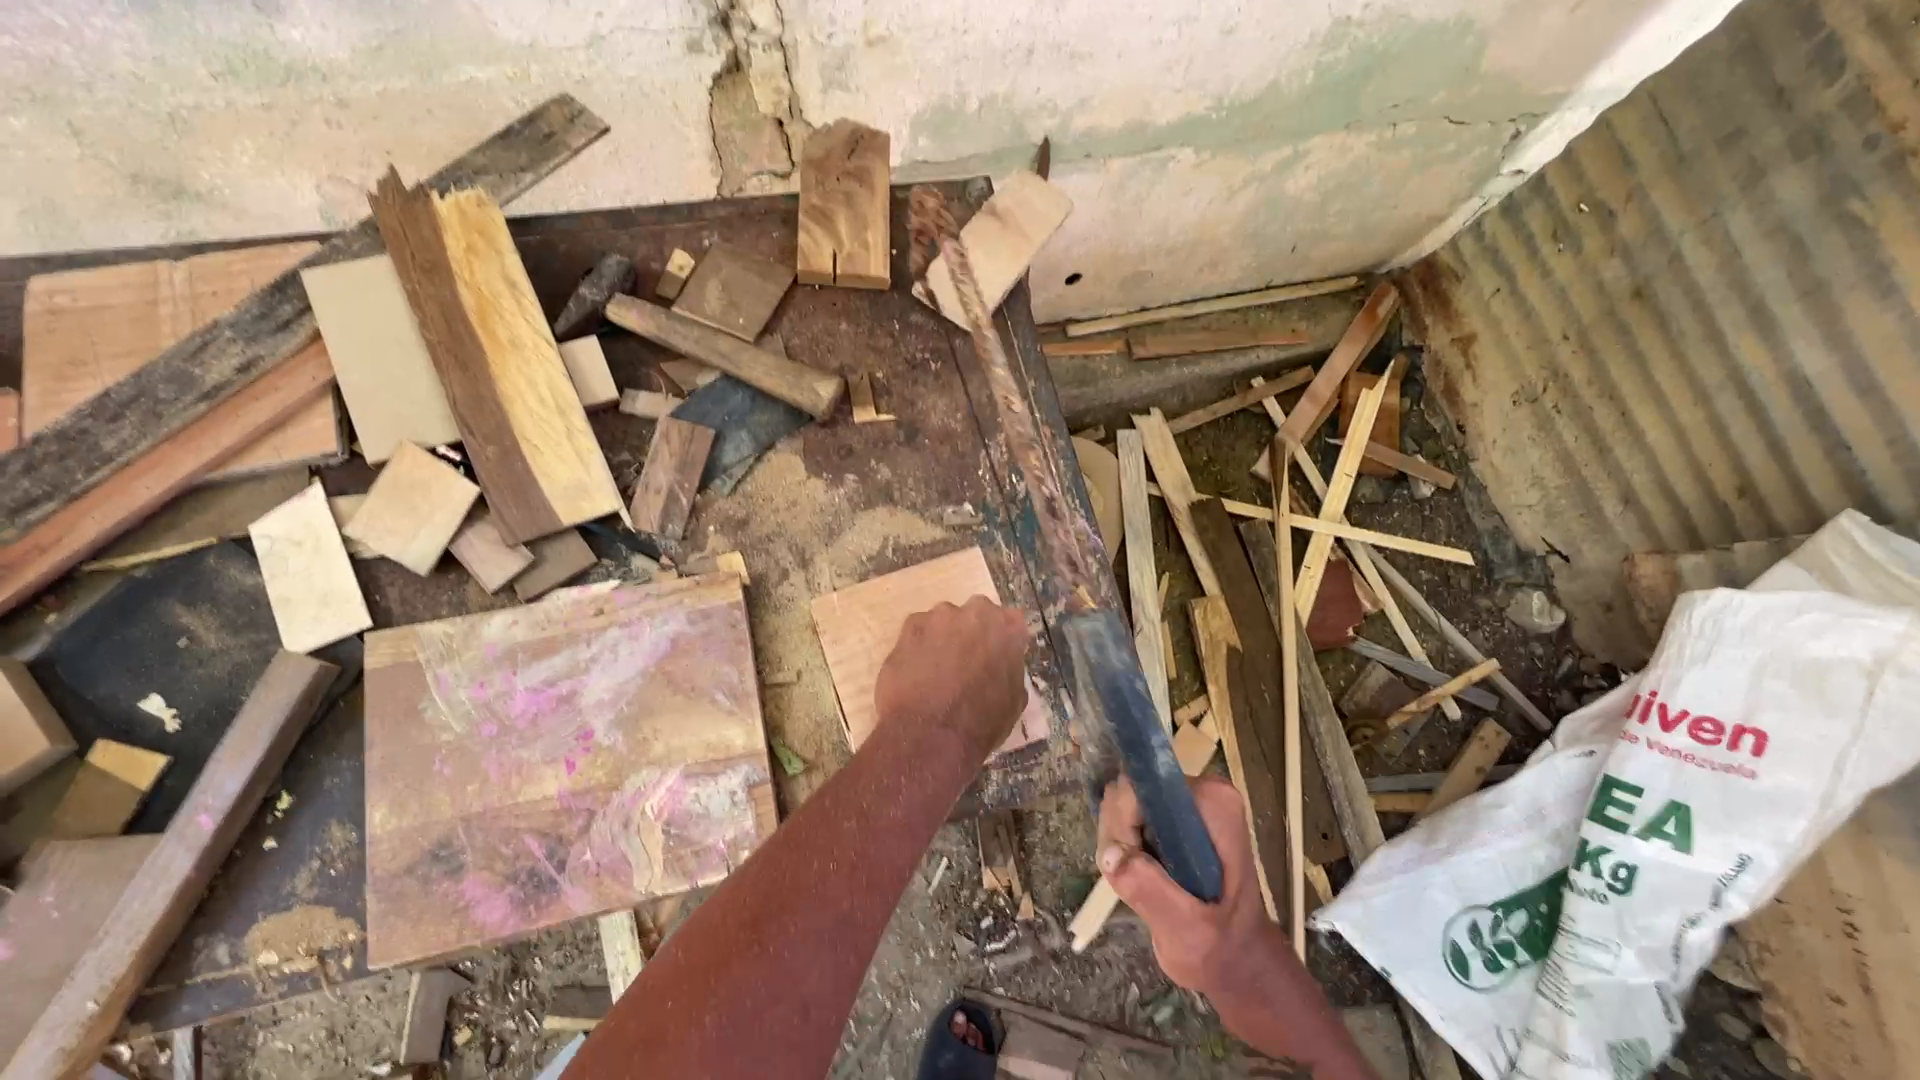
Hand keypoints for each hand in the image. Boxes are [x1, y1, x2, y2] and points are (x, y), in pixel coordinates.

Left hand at [873, 596, 1029, 757]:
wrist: (931, 734)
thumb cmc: (982, 723)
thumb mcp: (1014, 700)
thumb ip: (1010, 670)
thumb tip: (1001, 668)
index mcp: (1008, 628)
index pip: (1010, 623)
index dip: (1000, 641)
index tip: (994, 658)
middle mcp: (976, 612)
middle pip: (975, 616)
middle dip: (971, 634)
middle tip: (964, 664)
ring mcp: (940, 616)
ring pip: (944, 622)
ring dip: (942, 639)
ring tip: (935, 672)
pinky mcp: (909, 626)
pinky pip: (917, 632)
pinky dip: (917, 647)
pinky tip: (915, 673)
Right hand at [1097, 775, 1283, 994]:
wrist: (1238, 960)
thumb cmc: (1220, 948)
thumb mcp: (1186, 930)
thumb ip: (1151, 890)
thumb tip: (1111, 854)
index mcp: (1214, 804)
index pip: (1143, 786)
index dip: (1125, 823)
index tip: (1129, 863)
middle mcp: (1201, 791)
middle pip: (1128, 792)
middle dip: (1120, 837)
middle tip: (1135, 882)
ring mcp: (1186, 801)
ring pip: (1122, 804)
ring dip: (1120, 846)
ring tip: (1144, 886)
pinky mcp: (1173, 815)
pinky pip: (1127, 816)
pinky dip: (1124, 847)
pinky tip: (1143, 876)